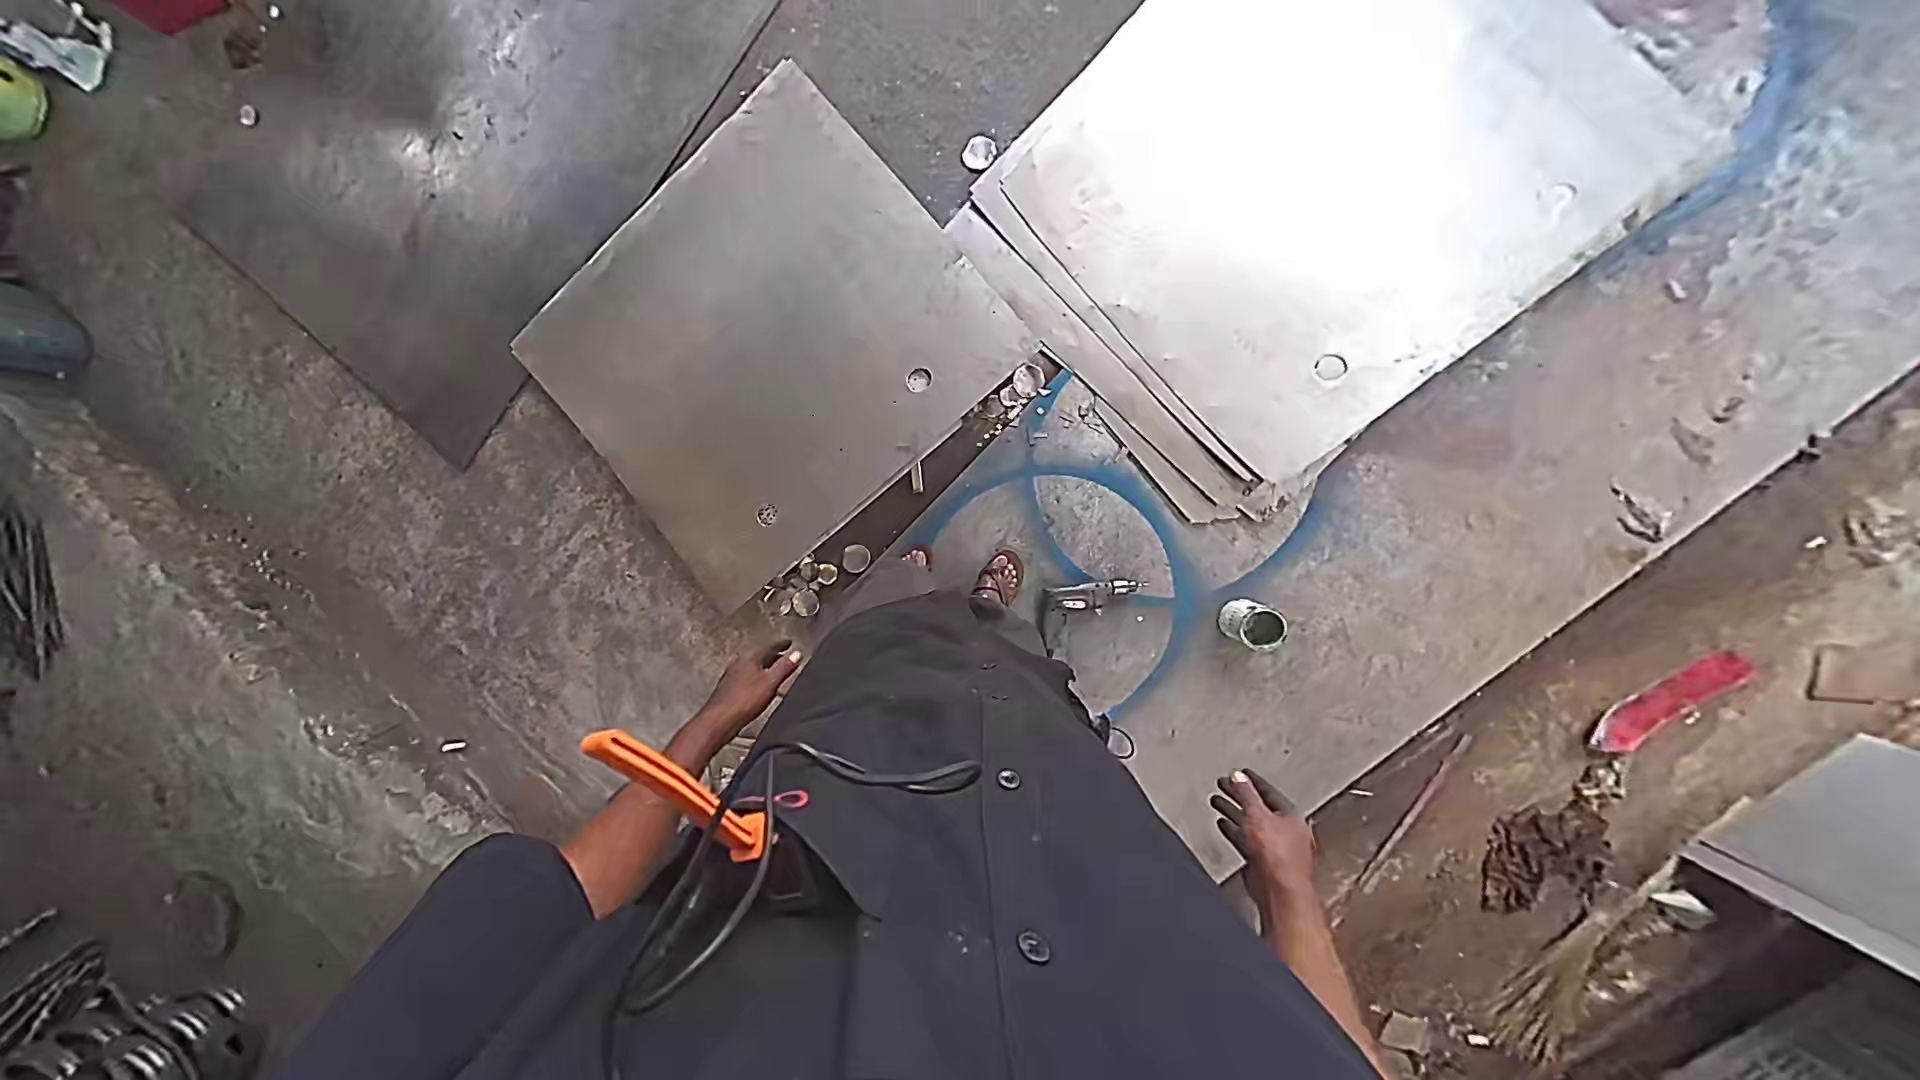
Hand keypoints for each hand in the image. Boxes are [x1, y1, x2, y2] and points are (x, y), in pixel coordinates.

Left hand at [668, 641, 803, 769]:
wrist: (719, 721)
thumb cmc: (743, 700)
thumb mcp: (771, 682)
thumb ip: (784, 667)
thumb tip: (796, 654)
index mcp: (749, 659)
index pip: (769, 647)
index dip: (781, 645)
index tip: (788, 643)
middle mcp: (738, 664)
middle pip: (759, 657)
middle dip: (772, 657)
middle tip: (783, 657)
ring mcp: (731, 677)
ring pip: (751, 668)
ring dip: (763, 669)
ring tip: (773, 674)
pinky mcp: (727, 690)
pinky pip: (745, 679)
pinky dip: (755, 680)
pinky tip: (758, 689)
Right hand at [1211, 769, 1317, 919]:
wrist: (1278, 891)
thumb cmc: (1277, 855)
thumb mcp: (1256, 814)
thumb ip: (1245, 793)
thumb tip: (1238, 776)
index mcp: (1290, 816)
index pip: (1268, 792)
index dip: (1252, 781)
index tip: (1241, 773)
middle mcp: (1285, 831)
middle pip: (1258, 806)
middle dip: (1240, 795)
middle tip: (1225, 784)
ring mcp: (1274, 847)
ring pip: (1250, 823)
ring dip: (1234, 811)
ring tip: (1217, 801)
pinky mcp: (1262, 861)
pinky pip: (1245, 839)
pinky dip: (1234, 830)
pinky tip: (1223, 824)